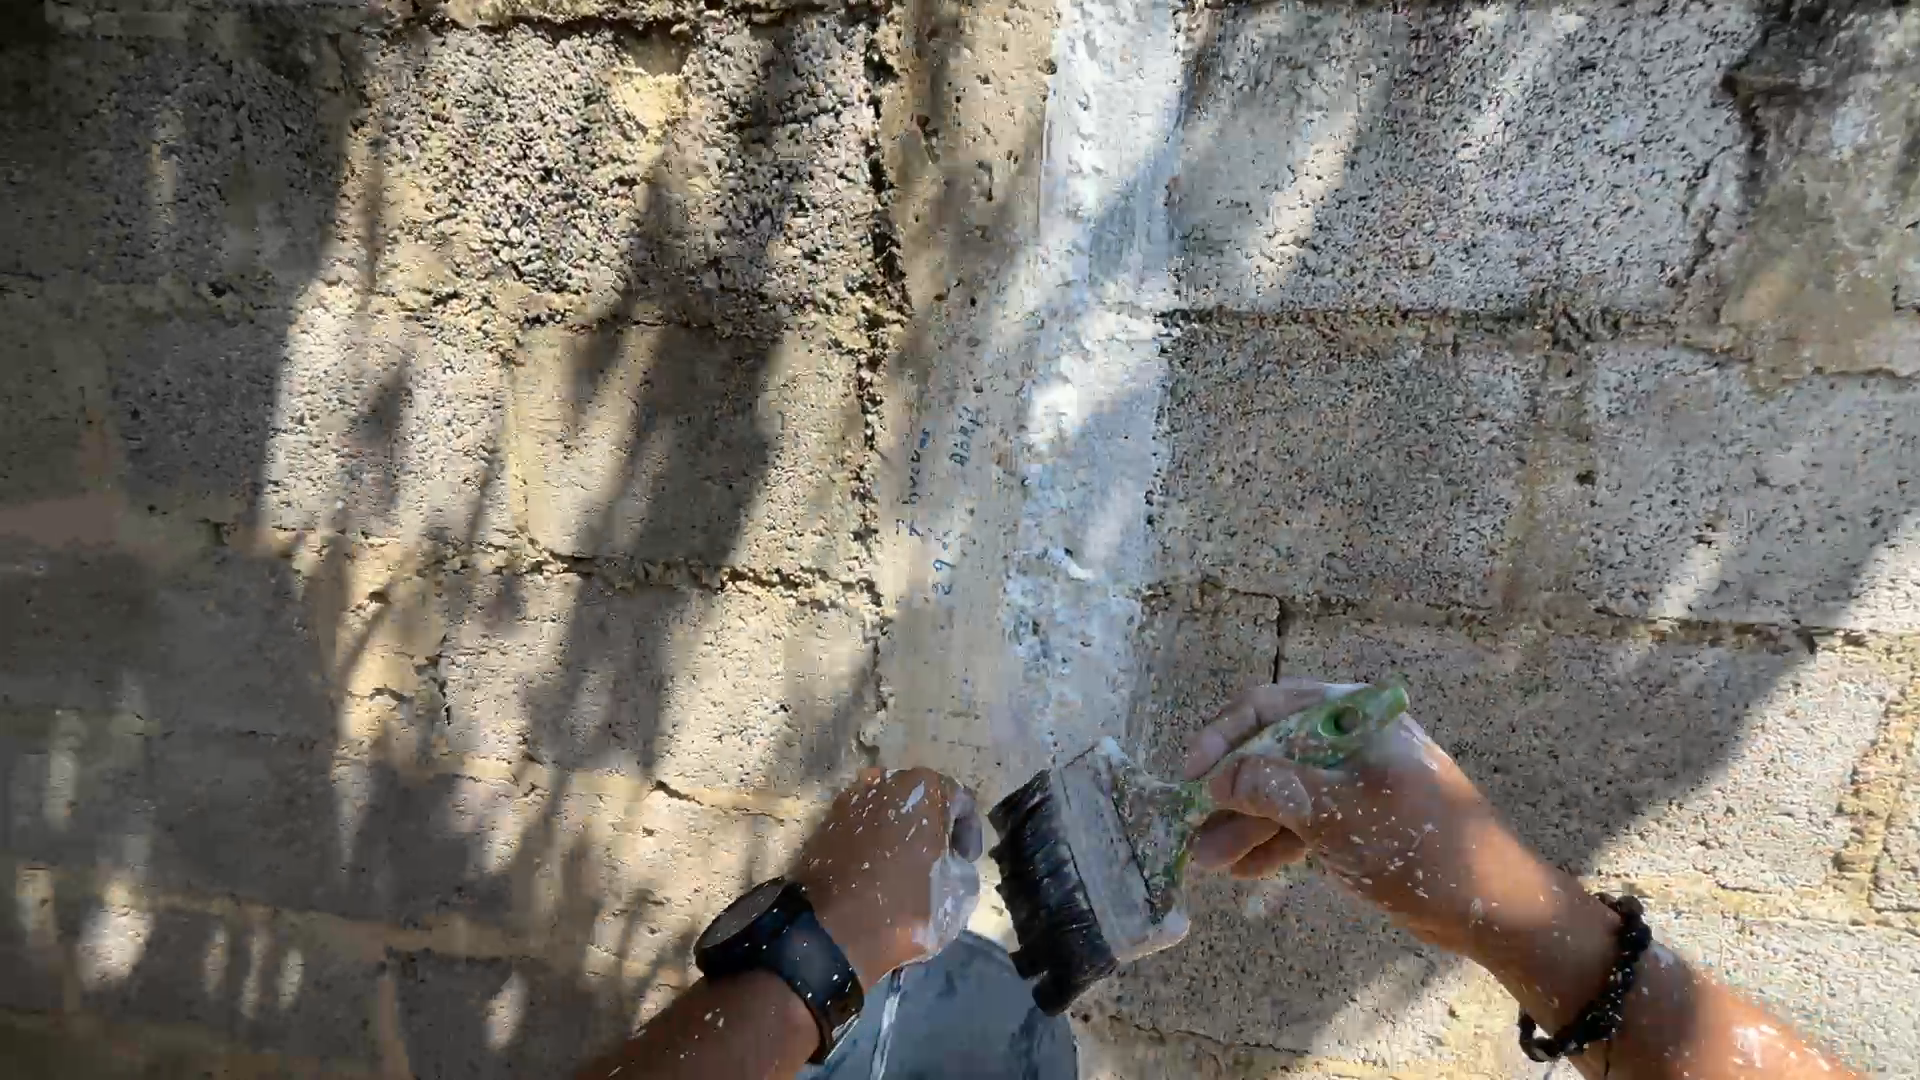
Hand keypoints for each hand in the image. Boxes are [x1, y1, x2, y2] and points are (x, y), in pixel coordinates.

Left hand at [790, 768, 983, 988]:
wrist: (829, 930)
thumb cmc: (903, 907)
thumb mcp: (960, 894)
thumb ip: (963, 864)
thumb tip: (950, 860)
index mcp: (927, 788)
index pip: (962, 802)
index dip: (969, 833)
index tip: (965, 863)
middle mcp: (889, 780)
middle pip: (924, 800)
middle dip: (935, 828)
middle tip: (939, 863)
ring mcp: (854, 796)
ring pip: (892, 810)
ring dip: (903, 833)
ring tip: (905, 869)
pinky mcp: (829, 818)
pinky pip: (865, 824)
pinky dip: (875, 841)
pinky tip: (876, 871)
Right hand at [1183, 678, 1540, 953]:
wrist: (1502, 914)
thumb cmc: (1428, 849)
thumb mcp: (1341, 814)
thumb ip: (1272, 787)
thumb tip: (1213, 778)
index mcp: (1349, 716)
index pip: (1267, 707)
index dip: (1222, 736)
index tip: (1192, 772)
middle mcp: (1342, 738)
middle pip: (1266, 752)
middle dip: (1229, 793)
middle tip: (1193, 825)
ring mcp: (1345, 779)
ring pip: (1278, 791)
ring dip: (1243, 824)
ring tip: (1208, 860)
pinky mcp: (1350, 817)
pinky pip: (1298, 820)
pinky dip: (1271, 842)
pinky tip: (1241, 868)